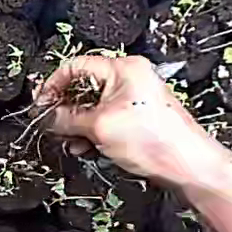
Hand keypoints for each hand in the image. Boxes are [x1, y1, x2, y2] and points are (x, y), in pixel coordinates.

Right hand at [37, 54, 228, 187]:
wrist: (189, 165)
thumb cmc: (155, 140)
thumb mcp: (99, 126)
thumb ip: (67, 118)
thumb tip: (47, 116)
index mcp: (123, 68)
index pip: (75, 66)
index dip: (53, 85)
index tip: (42, 105)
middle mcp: (129, 77)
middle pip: (82, 86)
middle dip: (66, 109)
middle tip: (54, 127)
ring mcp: (134, 97)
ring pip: (92, 105)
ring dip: (77, 125)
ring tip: (73, 142)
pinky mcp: (137, 116)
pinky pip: (105, 118)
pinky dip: (92, 131)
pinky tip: (87, 148)